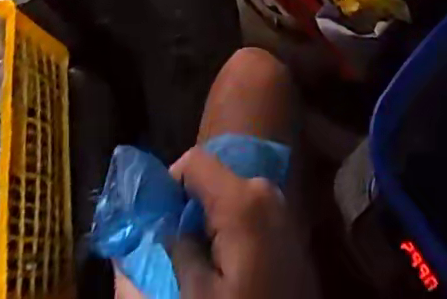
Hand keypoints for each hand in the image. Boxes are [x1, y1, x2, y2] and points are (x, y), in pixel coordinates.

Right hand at [166, 149, 317, 298]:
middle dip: (188, 210)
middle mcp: (267, 190)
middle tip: (174, 251)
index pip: (194, 161)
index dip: (168, 186)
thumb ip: (171, 250)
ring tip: (201, 265)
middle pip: (213, 180)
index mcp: (243, 198)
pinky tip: (228, 269)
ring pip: (230, 198)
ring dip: (209, 224)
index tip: (156, 224)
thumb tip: (156, 224)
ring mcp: (283, 208)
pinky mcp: (290, 228)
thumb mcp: (195, 296)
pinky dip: (231, 232)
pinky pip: (250, 214)